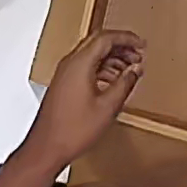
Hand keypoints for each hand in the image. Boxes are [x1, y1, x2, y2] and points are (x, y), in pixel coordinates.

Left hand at [17, 30, 144, 172]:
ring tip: (130, 68)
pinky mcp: (64, 83)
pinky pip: (86, 66)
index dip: (127, 38)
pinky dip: (103, 67)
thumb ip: (125, 83)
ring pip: (93, 54)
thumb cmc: (71, 131)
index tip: (141, 44)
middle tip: (138, 53)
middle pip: (99, 42)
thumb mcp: (107, 107)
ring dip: (113, 57)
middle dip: (121, 45)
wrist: (46, 149)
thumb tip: (135, 69)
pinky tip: (115, 80)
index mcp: (80, 64)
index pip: (106, 38)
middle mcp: (70, 64)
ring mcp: (66, 73)